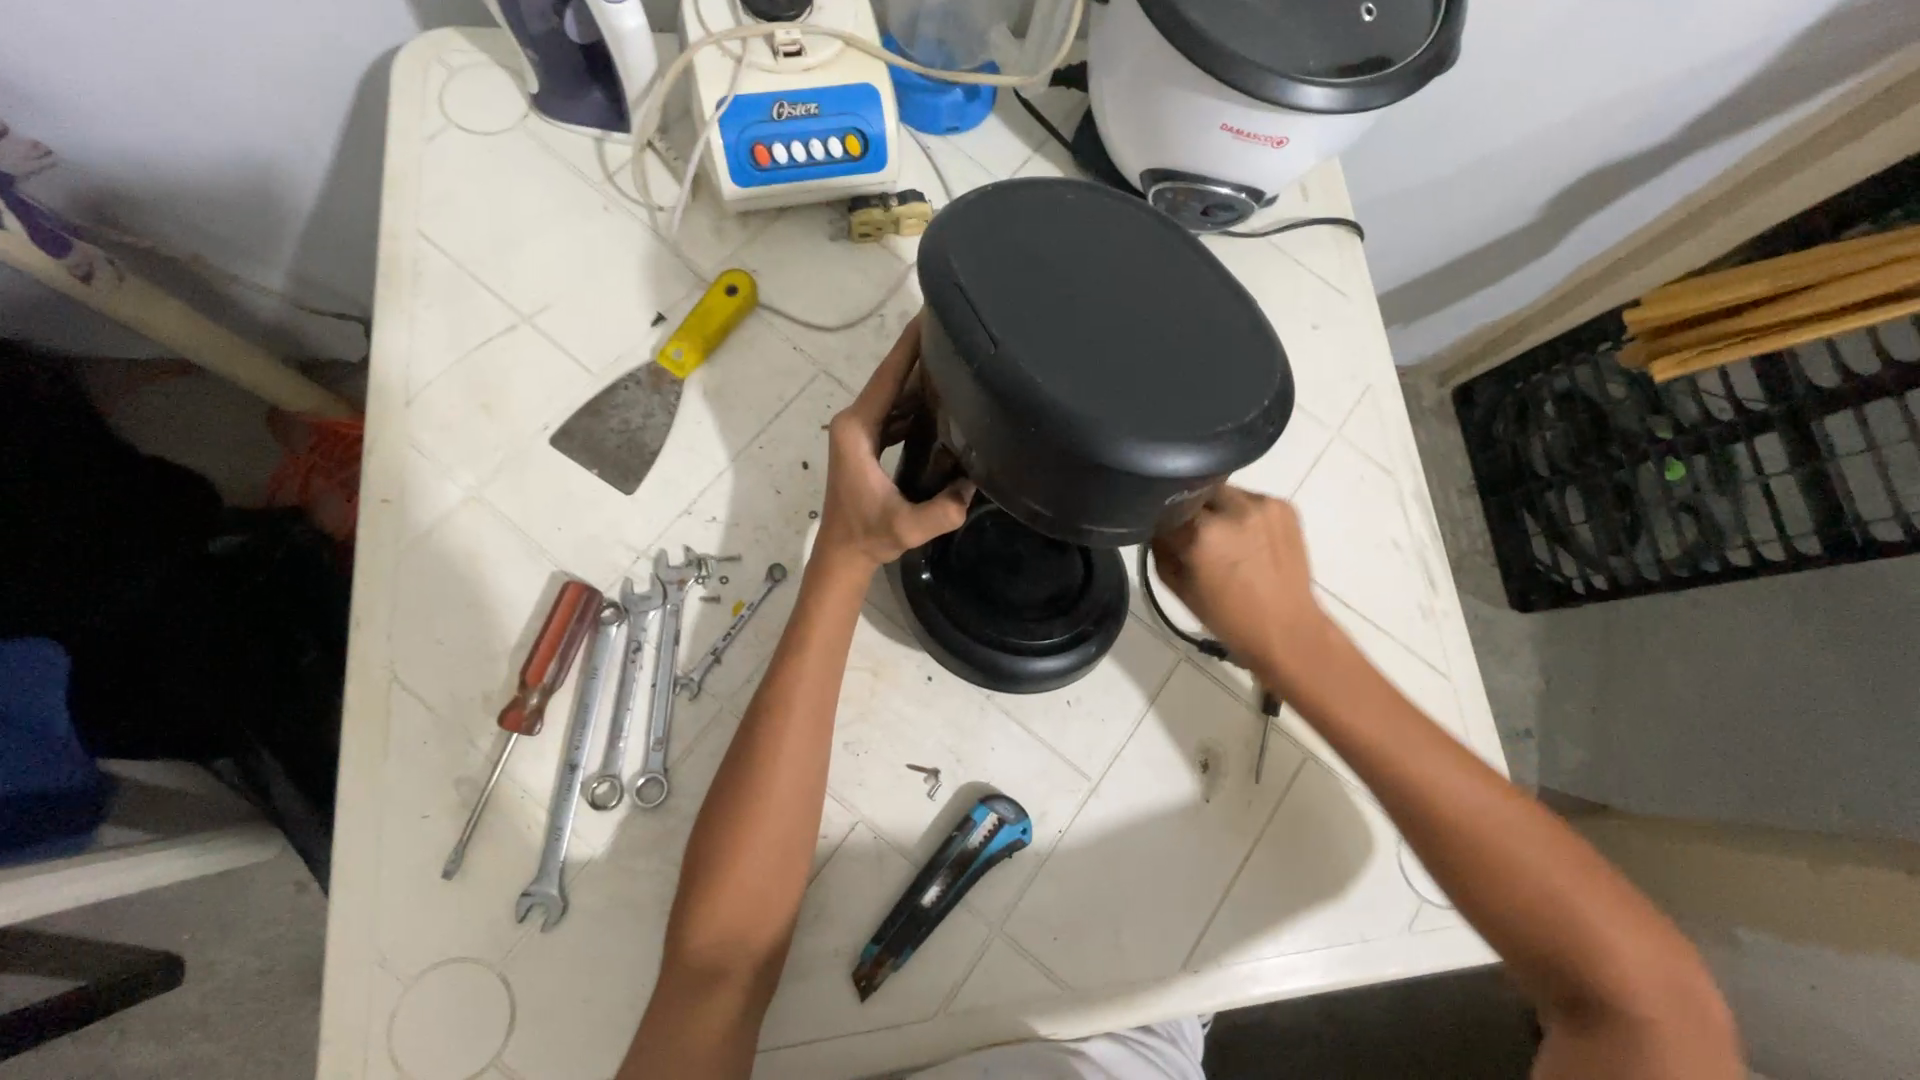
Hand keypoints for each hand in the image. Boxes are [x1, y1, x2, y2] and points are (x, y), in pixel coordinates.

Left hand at [814, 315, 972, 573]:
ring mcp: (860, 431)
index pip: (888, 377)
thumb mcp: (907, 527)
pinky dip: (916, 402)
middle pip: (893, 379)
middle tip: (957, 332)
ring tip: (957, 358)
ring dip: (922, 379)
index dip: (909, 346)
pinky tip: (944, 398)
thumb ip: (941, 511)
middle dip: (922, 356)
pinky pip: (895, 412)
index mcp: (857, 429)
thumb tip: (974, 486)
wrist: (843, 554)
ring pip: (895, 395)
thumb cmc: (868, 537)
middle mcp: (855, 422)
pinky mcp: (867, 443)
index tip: (928, 315)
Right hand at [1151, 486, 1329, 672]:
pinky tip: (1248, 537)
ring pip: (1222, 492)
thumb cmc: (1227, 616)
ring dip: (1215, 508)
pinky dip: (1241, 513)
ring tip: (1223, 536)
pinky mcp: (1283, 505)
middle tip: (1194, 535)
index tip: (1164, 533)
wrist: (1287, 628)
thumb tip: (1157, 527)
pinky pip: (1249, 499)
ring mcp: (1262, 505)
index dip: (1161, 521)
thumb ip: (1160, 549)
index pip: (1165, 510)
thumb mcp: (1178, 587)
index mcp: (1200, 534)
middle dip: (1188, 511)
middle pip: (1193, 492)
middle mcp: (1231, 511)